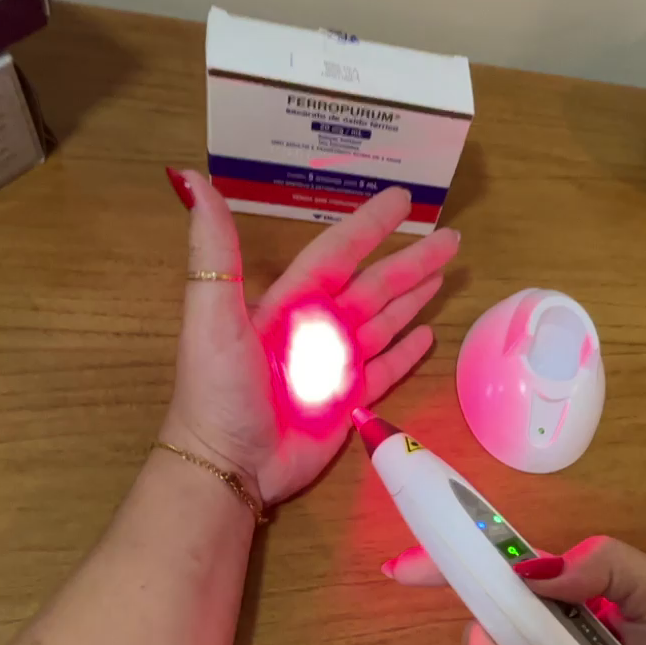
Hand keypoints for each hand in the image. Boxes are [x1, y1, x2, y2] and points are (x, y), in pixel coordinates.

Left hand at [160, 172, 459, 504]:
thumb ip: (215, 253)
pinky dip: (407, 352)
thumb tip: (193, 179)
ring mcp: (335, 367)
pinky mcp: (349, 402)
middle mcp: (317, 329)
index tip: (402, 200)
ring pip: (384, 323)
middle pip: (373, 287)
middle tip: (451, 240)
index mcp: (289, 303)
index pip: (337, 254)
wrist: (229, 465)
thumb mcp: (211, 318)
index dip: (369, 227)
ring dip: (413, 299)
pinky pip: (386, 370)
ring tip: (444, 275)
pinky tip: (428, 334)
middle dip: (411, 263)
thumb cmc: (219, 392)